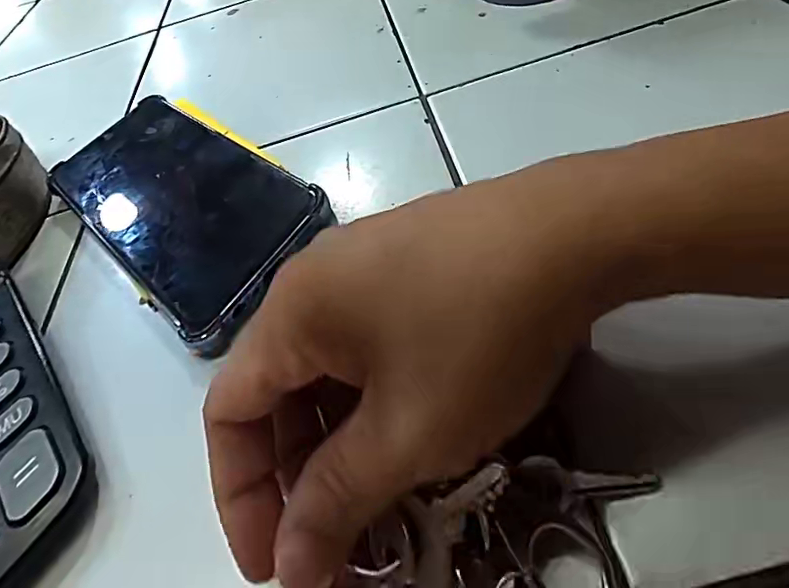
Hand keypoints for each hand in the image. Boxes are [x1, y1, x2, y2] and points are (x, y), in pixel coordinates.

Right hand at [203, 164, 630, 587]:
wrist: (561, 233)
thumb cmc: (476, 333)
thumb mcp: (409, 432)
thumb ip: (339, 498)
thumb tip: (289, 565)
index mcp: (289, 312)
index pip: (226, 410)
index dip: (239, 497)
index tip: (275, 568)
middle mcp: (306, 281)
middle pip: (270, 389)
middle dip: (292, 477)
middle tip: (338, 545)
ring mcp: (350, 266)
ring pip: (315, 367)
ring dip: (331, 440)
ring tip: (375, 499)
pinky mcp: (390, 264)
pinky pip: (351, 341)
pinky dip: (361, 398)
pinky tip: (403, 430)